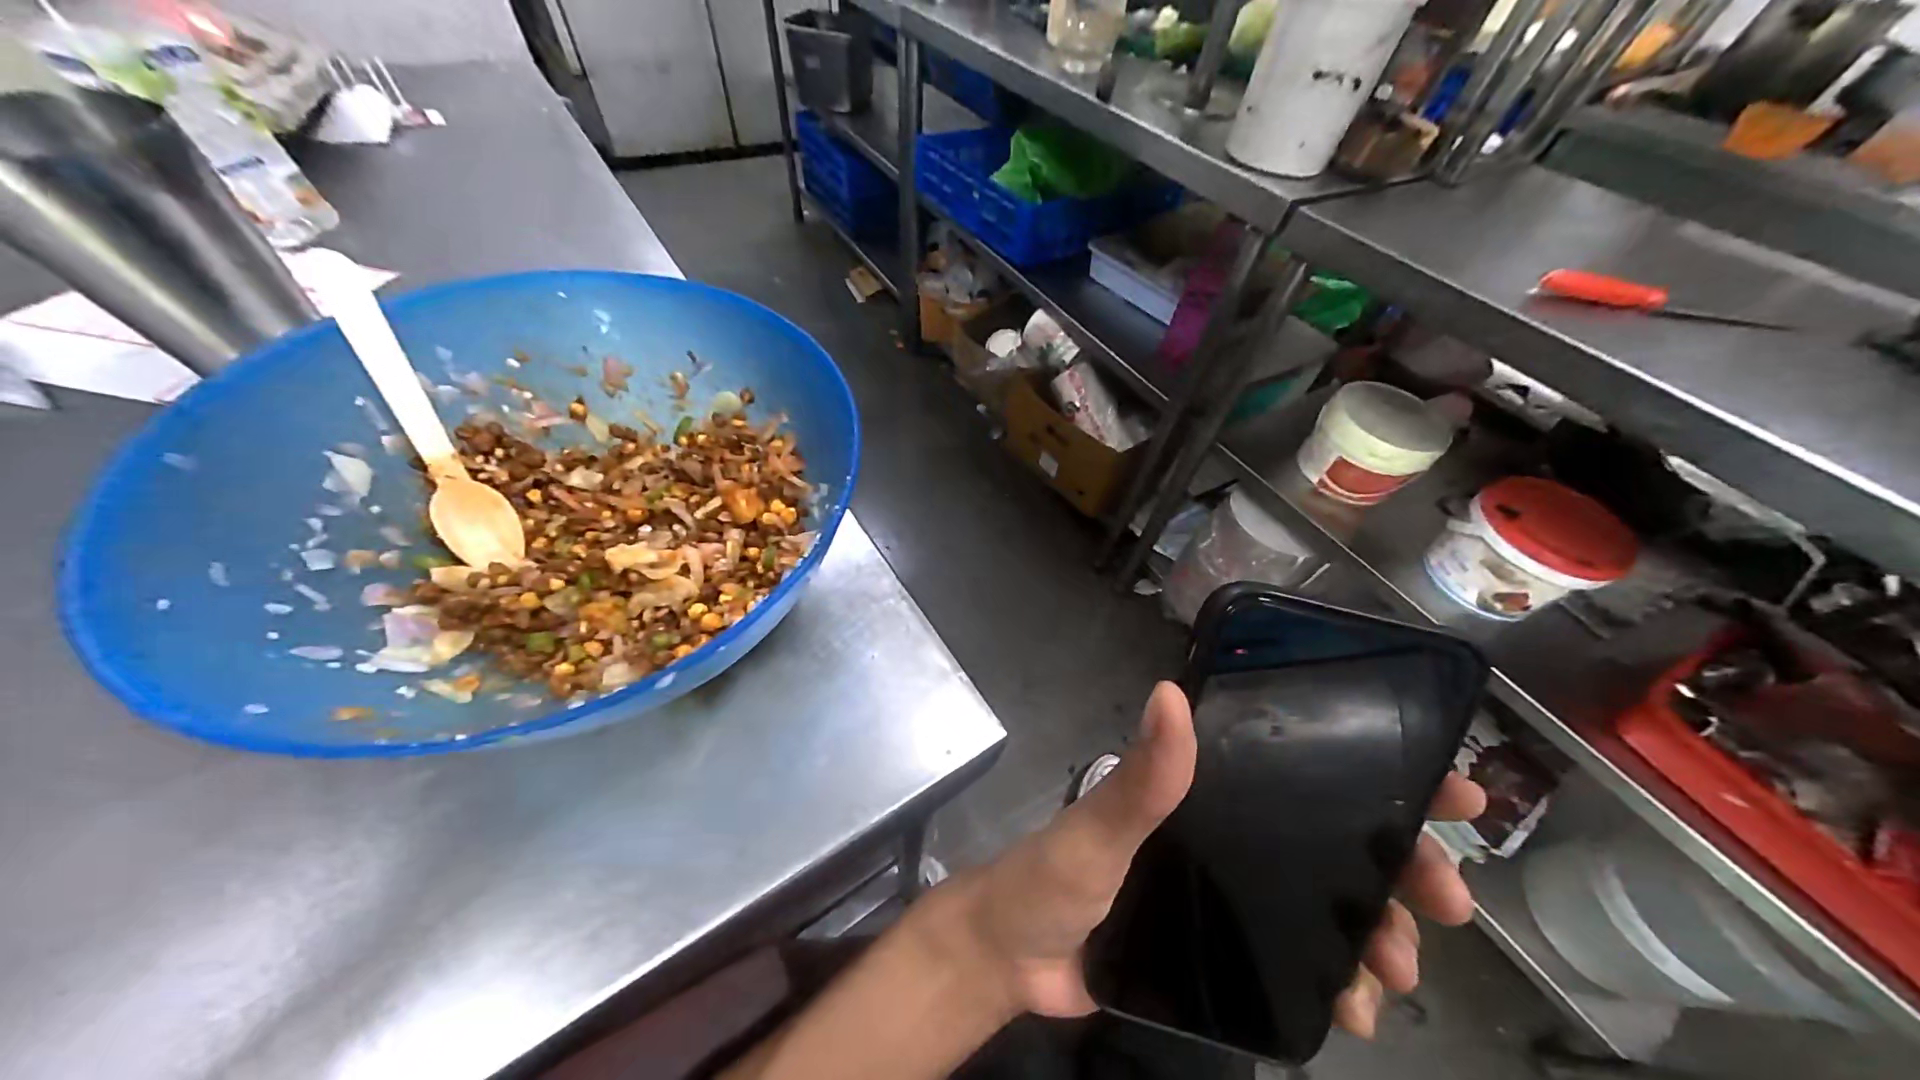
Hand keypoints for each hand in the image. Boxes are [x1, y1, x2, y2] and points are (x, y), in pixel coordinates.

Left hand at [928, 680, 1485, 1036]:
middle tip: (1445, 900)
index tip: (1449, 793)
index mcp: (1199, 792)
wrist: (1012, 957)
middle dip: (1398, 866)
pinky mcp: (1217, 947)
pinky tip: (1355, 1006)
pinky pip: (1294, 960)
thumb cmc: (1051, 879)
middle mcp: (1221, 833)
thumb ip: (1141, 776)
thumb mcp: (1099, 827)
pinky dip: (1335, 979)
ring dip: (1376, 932)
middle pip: (1331, 840)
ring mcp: (1223, 893)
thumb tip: (1170, 694)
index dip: (1375, 774)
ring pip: (1324, 904)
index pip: (1295, 769)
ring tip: (1397, 968)